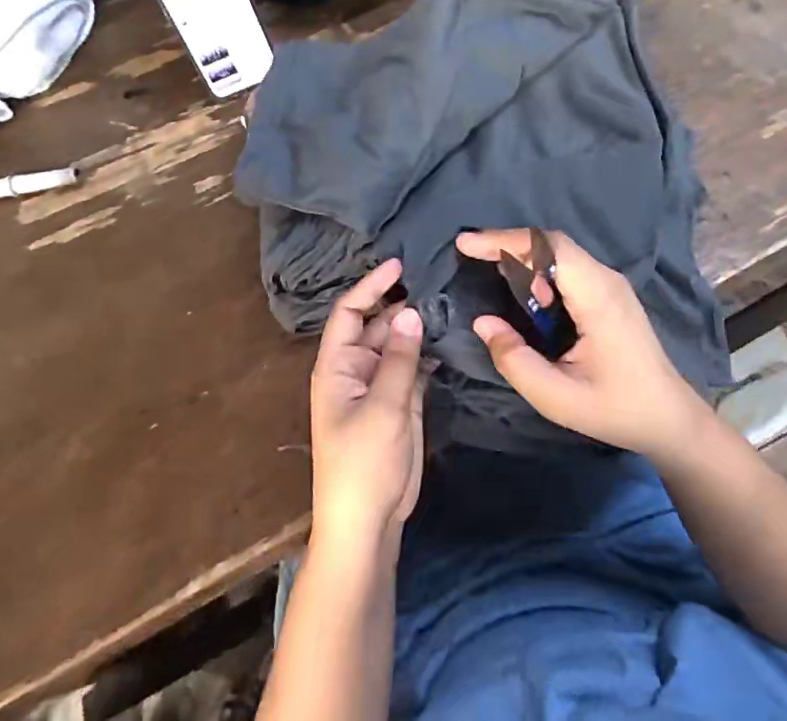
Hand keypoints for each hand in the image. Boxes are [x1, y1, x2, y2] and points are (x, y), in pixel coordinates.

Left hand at [309, 258, 425, 546]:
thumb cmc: (363, 463)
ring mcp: (378, 386)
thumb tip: (411, 312)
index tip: (400, 264)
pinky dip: (427, 353)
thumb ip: (399, 359)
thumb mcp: (383, 408)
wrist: (369, 520)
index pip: (350, 313)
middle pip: (376, 324)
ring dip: (417, 327)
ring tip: (449, 303)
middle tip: (438, 282)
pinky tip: (449, 339)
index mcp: (337, 366)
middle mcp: (355, 369)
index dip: (371, 286)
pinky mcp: (399, 402)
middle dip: (400, 304)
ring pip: (397, 344)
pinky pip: (412, 366)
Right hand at [456, 229, 710, 458]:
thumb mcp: (557, 396)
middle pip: (553, 244)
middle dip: (508, 244)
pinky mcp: (611, 295)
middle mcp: (607, 280)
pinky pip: (570, 269)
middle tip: (470, 255)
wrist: (669, 417)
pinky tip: (526, 293)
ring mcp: (612, 285)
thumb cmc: (616, 408)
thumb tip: (483, 322)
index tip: (466, 244)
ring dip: (524, 258)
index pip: (549, 247)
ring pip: (561, 254)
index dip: (504, 239)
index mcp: (598, 297)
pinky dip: (540, 271)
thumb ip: (515, 359)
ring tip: (491, 272)